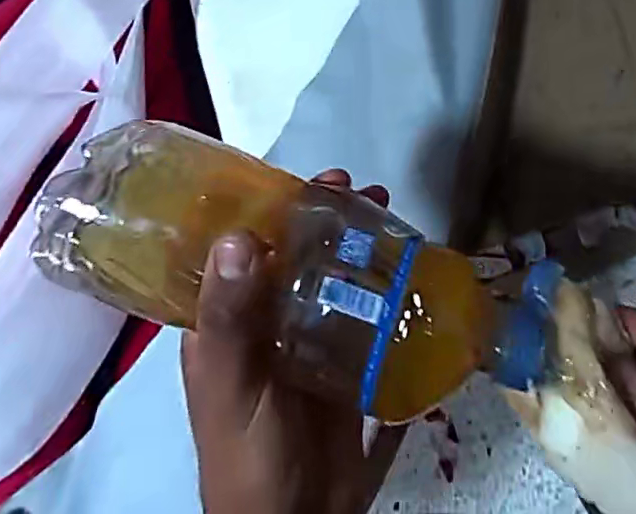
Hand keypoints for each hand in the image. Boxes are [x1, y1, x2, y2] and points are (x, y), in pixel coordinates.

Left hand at [181, 169, 389, 513]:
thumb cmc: (247, 453)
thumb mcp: (232, 386)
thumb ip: (231, 320)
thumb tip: (237, 237)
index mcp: (228, 319)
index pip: (246, 247)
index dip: (274, 208)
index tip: (311, 182)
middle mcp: (268, 317)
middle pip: (298, 250)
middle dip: (328, 215)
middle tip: (362, 189)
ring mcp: (310, 332)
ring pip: (333, 268)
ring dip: (358, 236)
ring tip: (387, 208)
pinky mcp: (347, 349)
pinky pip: (365, 299)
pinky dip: (383, 272)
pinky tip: (407, 254)